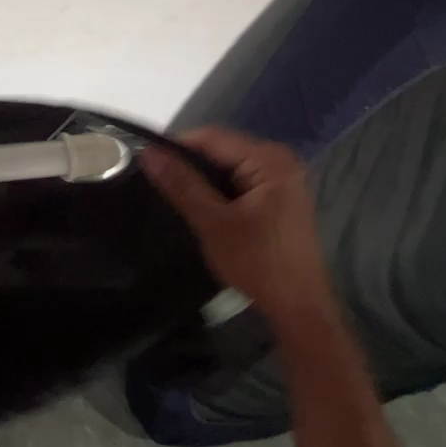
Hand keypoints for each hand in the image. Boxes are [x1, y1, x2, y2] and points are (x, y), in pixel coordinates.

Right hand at [142, 127, 334, 323]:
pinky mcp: (278, 195)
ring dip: (202, 177)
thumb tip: (148, 152)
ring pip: (227, 164)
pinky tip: (202, 205)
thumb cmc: (259, 264)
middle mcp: (279, 160)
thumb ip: (181, 184)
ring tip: (176, 194)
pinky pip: (238, 178)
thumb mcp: (213, 222)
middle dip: (189, 163)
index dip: (175, 146)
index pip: (211, 137)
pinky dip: (217, 188)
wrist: (299, 309)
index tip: (147, 163)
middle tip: (159, 183)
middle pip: (220, 148)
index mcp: (269, 161)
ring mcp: (282, 178)